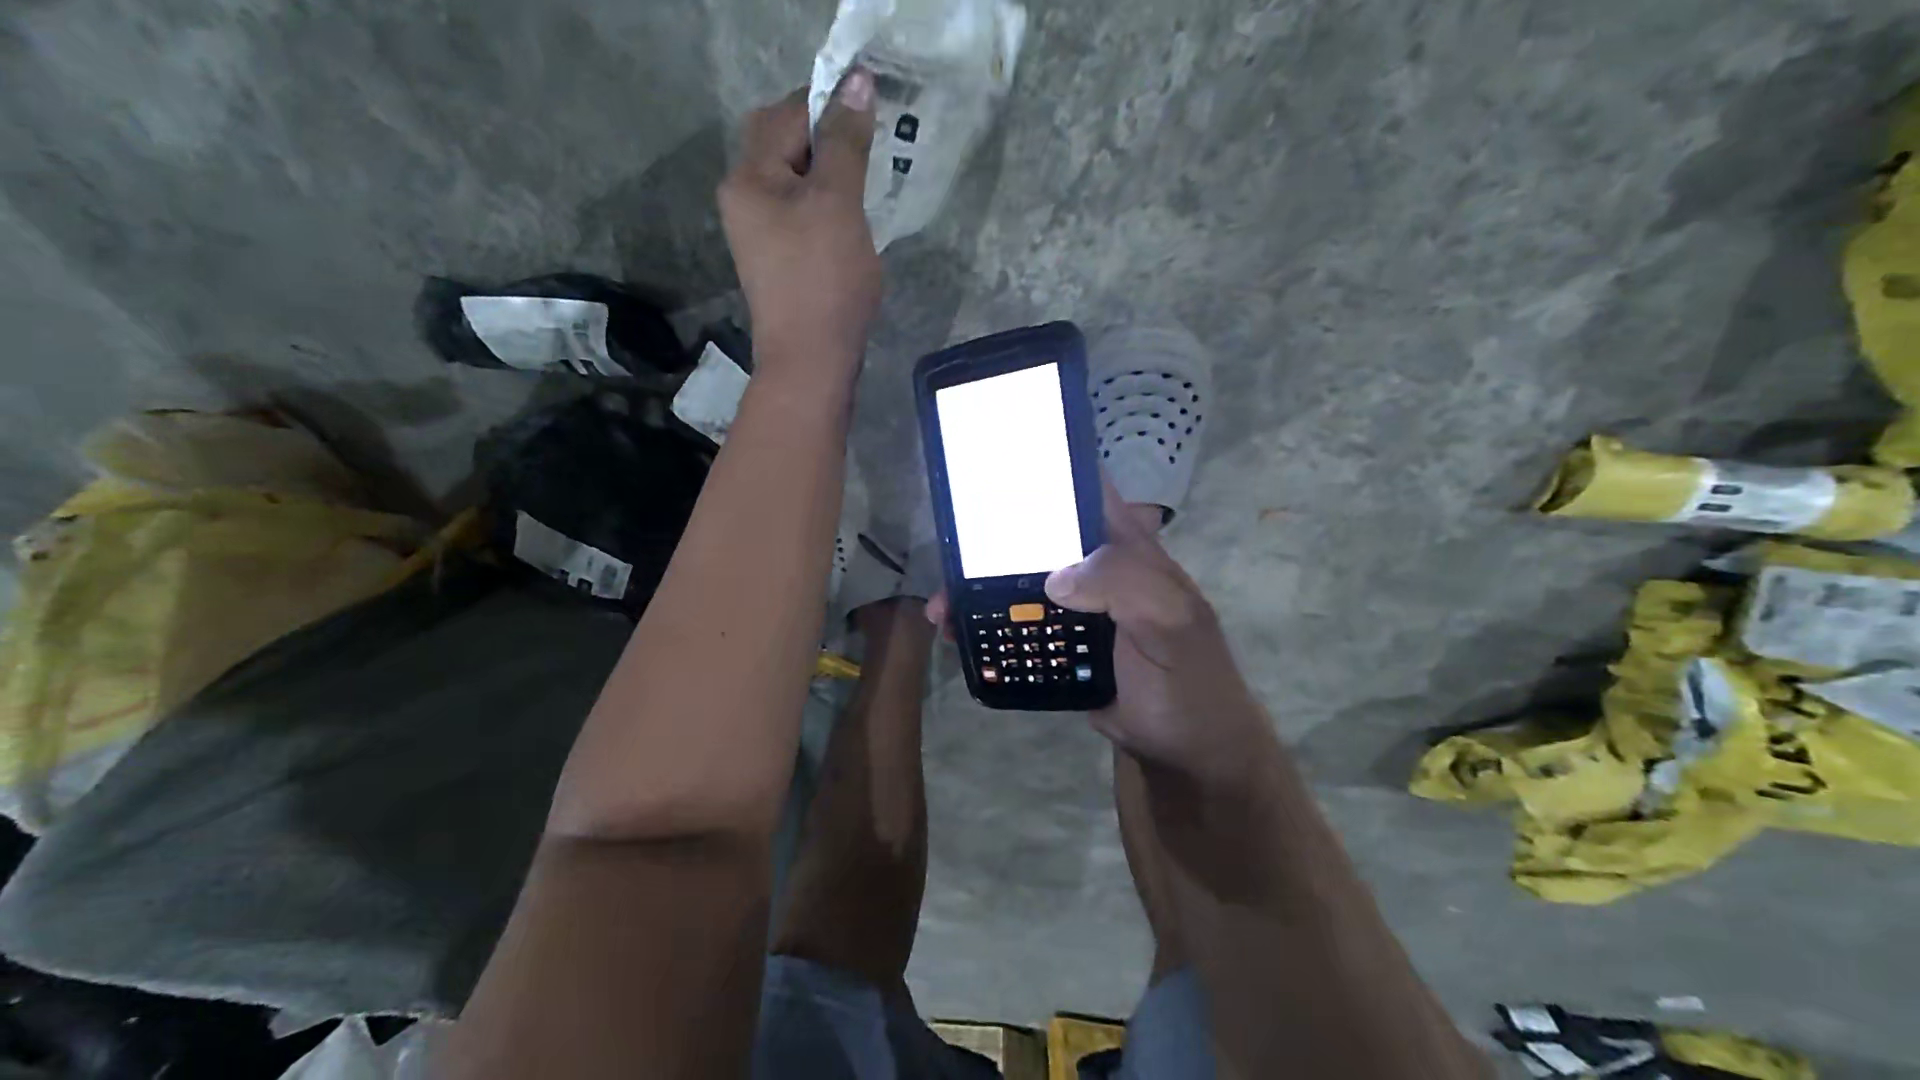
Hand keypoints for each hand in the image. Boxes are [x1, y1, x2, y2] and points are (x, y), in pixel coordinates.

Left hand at [718, 73, 881, 370]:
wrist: (811, 360)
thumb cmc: (824, 280)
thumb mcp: (837, 203)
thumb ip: (845, 141)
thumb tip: (856, 81)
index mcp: (749, 176)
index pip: (786, 113)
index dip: (827, 104)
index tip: (871, 112)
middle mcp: (743, 198)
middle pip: (782, 143)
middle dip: (825, 137)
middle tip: (868, 146)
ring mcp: (758, 233)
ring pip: (793, 180)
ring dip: (827, 172)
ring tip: (865, 183)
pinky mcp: (777, 260)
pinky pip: (799, 212)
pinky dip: (824, 204)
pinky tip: (851, 219)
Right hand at [929, 481, 1272, 776]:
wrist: (1184, 746)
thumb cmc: (1188, 678)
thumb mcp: (1170, 620)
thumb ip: (1124, 583)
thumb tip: (1055, 578)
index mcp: (1124, 544)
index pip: (1080, 490)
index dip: (1040, 472)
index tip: (988, 472)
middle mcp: (1093, 565)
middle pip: (1032, 538)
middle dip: (987, 542)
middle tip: (947, 555)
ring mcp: (1073, 604)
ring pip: (1015, 582)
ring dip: (976, 589)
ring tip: (941, 609)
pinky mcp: (1058, 640)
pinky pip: (1015, 623)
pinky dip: (985, 626)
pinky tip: (957, 635)